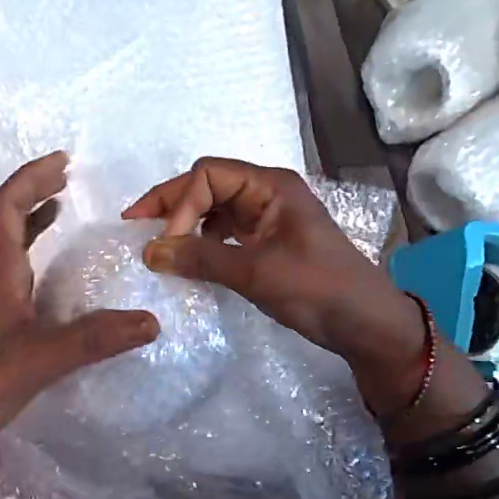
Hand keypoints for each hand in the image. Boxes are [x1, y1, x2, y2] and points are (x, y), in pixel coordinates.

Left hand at [0, 153, 160, 450]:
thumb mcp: (42, 359)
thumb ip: (94, 339)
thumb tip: (151, 321)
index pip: (5, 210)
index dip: (30, 179)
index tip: (62, 163)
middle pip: (5, 219)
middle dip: (33, 190)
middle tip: (66, 176)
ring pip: (10, 244)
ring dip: (32, 217)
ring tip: (62, 203)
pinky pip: (18, 271)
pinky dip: (36, 253)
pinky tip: (55, 267)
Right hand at [123, 157, 430, 416]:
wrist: (363, 323)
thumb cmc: (317, 289)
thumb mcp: (255, 272)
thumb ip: (201, 259)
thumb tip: (150, 252)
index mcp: (270, 186)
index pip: (208, 175)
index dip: (179, 204)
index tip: (166, 244)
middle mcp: (266, 194)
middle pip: (207, 185)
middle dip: (172, 205)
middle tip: (135, 225)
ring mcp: (267, 219)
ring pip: (213, 210)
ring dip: (185, 224)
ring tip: (158, 246)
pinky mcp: (266, 243)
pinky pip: (224, 233)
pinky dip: (201, 243)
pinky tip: (189, 261)